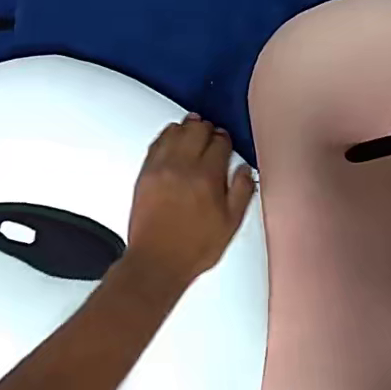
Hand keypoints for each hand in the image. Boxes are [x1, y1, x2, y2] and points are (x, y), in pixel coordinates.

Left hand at [123, 116, 256, 286]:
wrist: (157, 261)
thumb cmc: (192, 248)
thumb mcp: (231, 223)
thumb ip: (242, 192)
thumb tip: (245, 170)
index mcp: (208, 177)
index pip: (220, 143)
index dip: (225, 139)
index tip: (226, 142)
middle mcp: (183, 167)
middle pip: (197, 130)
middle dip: (208, 129)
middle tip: (212, 133)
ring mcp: (161, 169)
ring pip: (175, 132)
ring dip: (187, 127)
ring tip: (193, 128)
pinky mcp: (145, 174)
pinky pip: (156, 143)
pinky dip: (166, 135)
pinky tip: (171, 136)